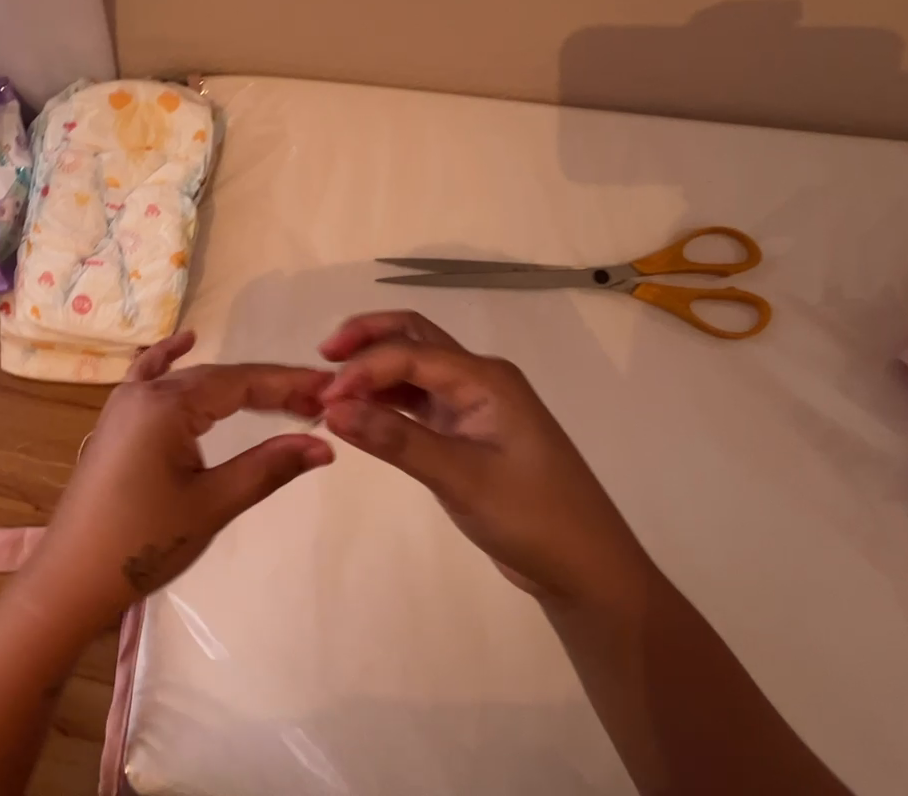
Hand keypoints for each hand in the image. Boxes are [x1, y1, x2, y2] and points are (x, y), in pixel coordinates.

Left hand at [22, 331, 334, 628]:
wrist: (72, 576)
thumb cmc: (143, 542)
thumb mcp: (212, 504)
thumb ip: (267, 467)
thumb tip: (324, 446)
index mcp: (166, 405)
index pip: (241, 383)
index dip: (287, 384)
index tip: (330, 389)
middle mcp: (143, 393)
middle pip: (217, 378)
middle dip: (267, 388)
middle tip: (315, 403)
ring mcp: (123, 405)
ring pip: (188, 379)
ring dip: (232, 383)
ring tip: (276, 391)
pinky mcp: (116, 423)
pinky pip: (147, 378)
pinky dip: (169, 359)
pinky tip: (184, 343)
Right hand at [318, 311, 656, 611]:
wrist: (586, 570)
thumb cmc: (534, 519)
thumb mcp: (462, 478)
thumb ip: (396, 439)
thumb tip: (332, 409)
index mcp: (486, 379)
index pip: (410, 352)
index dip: (362, 368)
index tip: (324, 401)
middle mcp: (479, 379)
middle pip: (413, 337)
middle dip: (365, 341)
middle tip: (321, 361)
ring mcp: (473, 404)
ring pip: (412, 368)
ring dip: (372, 371)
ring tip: (330, 392)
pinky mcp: (465, 431)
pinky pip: (417, 400)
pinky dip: (385, 400)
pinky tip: (358, 414)